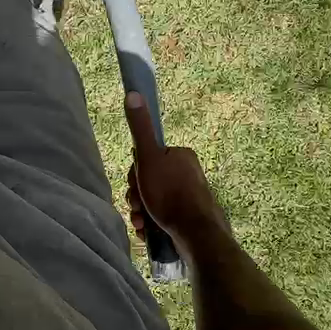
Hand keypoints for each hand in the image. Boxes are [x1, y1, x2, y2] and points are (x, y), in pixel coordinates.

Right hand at [124, 91, 227, 249]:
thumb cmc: (169, 193)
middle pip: (149, 180)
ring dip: (142, 212)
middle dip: (138, 196)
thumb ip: (140, 127)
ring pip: (154, 200)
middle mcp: (188, 173)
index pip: (146, 158)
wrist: (197, 236)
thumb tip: (133, 93)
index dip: (134, 174)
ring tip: (141, 224)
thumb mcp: (148, 157)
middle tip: (136, 207)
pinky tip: (147, 232)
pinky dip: (152, 224)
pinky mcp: (191, 218)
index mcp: (180, 155)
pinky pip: (164, 216)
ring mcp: (191, 197)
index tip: (134, 186)